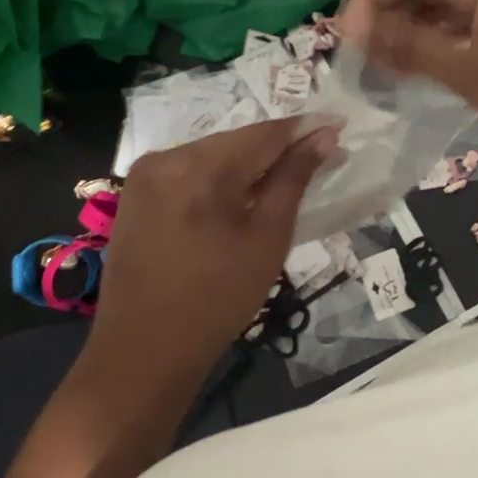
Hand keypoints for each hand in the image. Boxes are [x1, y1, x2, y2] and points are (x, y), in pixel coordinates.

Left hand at [90, 118, 337, 361]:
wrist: (144, 352)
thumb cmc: (218, 299)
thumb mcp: (268, 239)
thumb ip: (294, 180)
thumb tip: (324, 138)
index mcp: (199, 167)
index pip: (264, 133)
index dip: (305, 128)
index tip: (340, 125)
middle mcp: (166, 157)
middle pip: (237, 141)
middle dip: (280, 147)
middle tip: (323, 153)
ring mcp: (145, 176)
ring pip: (214, 155)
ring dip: (252, 162)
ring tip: (291, 174)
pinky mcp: (137, 196)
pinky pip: (191, 172)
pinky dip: (223, 177)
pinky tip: (246, 192)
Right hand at [341, 0, 477, 150]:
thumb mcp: (470, 71)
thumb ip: (412, 46)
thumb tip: (358, 30)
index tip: (349, 40)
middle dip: (388, 11)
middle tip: (364, 56)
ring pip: (445, 0)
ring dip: (412, 27)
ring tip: (387, 67)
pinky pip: (468, 17)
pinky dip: (441, 37)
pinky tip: (424, 67)